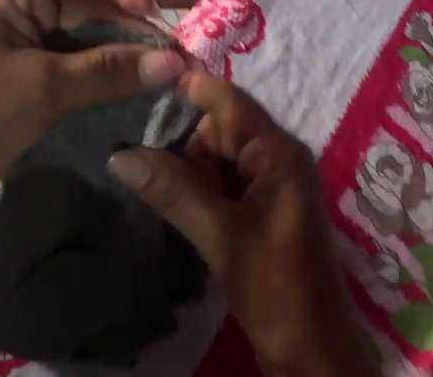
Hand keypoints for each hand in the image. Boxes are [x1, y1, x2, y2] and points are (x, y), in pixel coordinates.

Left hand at [0, 0, 187, 252]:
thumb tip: (175, 62)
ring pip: (95, 37)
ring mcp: (37, 48)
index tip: (150, 14)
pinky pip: (86, 68)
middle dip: (136, 24)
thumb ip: (108, 72)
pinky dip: (114, 76)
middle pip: (95, 2)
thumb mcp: (42, 89)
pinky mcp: (40, 82)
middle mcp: (33, 13)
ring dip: (130, 53)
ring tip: (172, 77)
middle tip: (180, 59)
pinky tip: (143, 92)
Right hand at [107, 74, 378, 376]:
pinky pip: (223, 180)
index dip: (188, 88)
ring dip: (188, 173)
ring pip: (216, 156)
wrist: (313, 352)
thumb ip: (173, 191)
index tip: (140, 82)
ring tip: (161, 198)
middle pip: (218, 128)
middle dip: (183, 148)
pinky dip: (199, 191)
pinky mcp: (262, 205)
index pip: (228, 100)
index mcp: (278, 152)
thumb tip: (119, 154)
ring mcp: (271, 181)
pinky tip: (178, 210)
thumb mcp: (220, 237)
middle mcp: (277, 155)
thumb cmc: (275, 287)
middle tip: (146, 172)